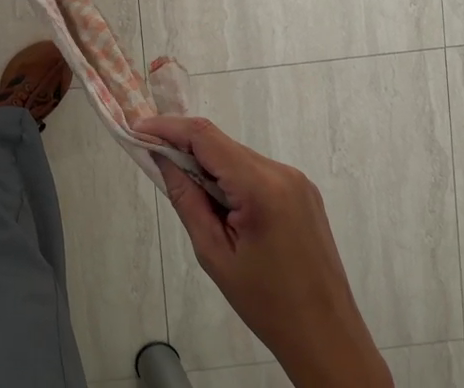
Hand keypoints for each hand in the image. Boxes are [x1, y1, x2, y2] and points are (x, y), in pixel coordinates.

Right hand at [134, 116, 391, 387]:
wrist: (327, 337)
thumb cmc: (266, 303)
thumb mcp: (213, 252)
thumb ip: (185, 198)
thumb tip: (161, 158)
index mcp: (262, 187)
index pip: (204, 136)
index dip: (167, 127)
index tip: (136, 129)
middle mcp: (282, 173)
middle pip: (220, 143)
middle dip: (183, 147)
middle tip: (151, 160)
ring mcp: (297, 181)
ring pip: (236, 156)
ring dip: (205, 164)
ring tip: (185, 192)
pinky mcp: (302, 193)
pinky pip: (254, 170)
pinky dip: (228, 176)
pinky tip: (217, 203)